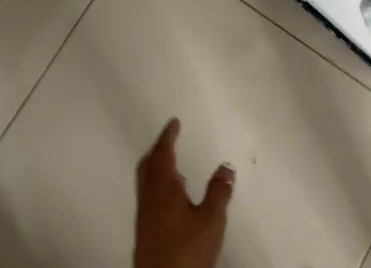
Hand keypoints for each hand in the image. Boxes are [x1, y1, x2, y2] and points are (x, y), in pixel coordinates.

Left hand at [134, 118, 234, 267]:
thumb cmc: (186, 249)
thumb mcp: (211, 220)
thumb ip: (219, 192)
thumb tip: (226, 166)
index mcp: (163, 187)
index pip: (163, 153)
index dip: (168, 136)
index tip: (173, 122)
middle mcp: (149, 197)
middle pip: (148, 164)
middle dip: (158, 149)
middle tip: (170, 138)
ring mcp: (144, 215)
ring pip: (146, 181)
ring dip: (156, 166)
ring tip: (173, 164)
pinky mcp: (144, 231)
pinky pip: (148, 195)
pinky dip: (157, 184)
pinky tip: (171, 196)